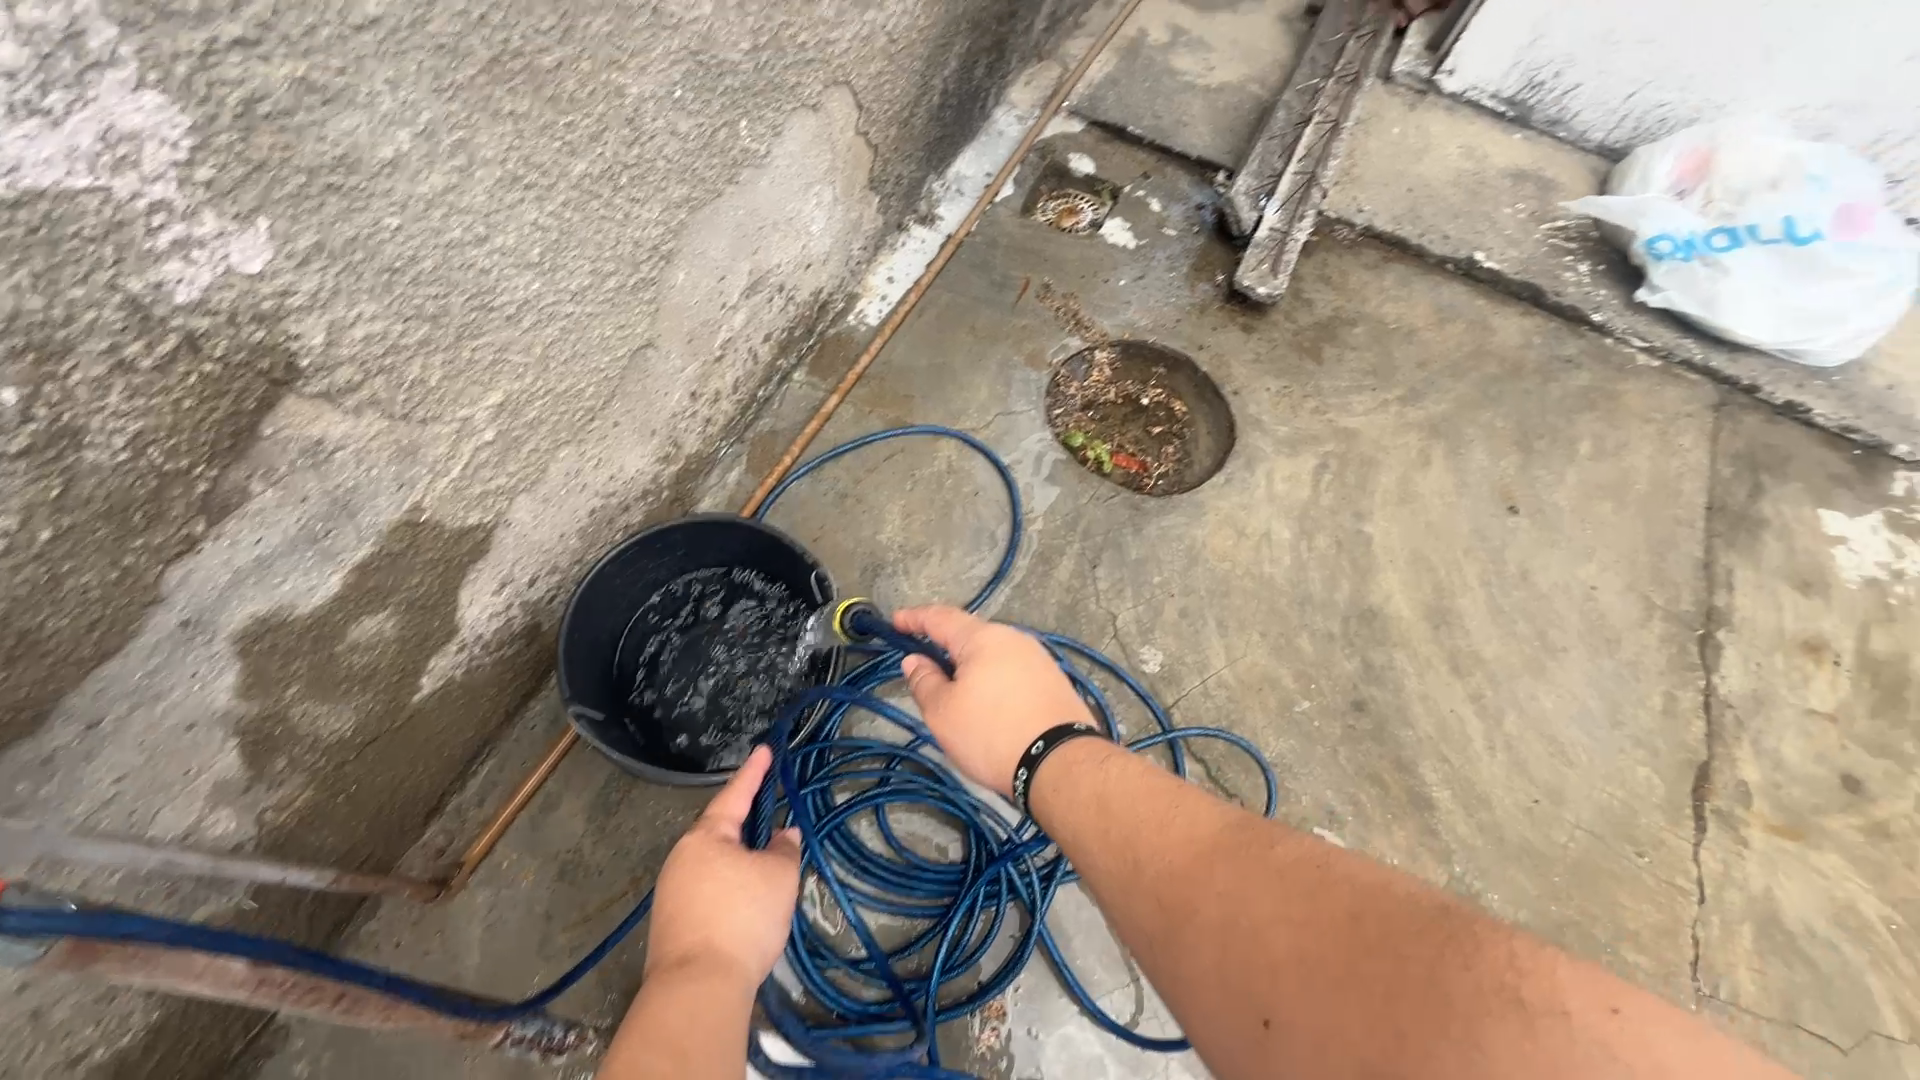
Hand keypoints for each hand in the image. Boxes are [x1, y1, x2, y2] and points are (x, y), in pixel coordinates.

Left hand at [645, 745, 802, 987]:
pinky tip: (747, 906)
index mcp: (706, 837)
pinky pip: (708, 892)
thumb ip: (785, 849)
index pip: (735, 794)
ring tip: (767, 871)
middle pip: (721, 833)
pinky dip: (730, 889)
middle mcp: (682, 858)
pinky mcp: (672, 924)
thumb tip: (783, 834)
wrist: (698, 988)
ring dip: (740, 863)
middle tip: (772, 819)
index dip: (754, 772)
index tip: (765, 750)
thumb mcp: (778, 877)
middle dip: (748, 827)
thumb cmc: (742, 917)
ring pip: (715, 865)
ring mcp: (672, 892)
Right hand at [894, 606, 1094, 795]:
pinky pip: (1012, 670)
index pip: (940, 617)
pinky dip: (993, 679)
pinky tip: (988, 701)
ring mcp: (1039, 658)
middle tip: (925, 666)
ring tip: (956, 691)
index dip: (914, 618)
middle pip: (970, 635)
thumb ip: (924, 681)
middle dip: (945, 646)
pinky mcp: (1054, 681)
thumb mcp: (943, 712)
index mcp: (983, 638)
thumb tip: (914, 659)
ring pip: (993, 654)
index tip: (895, 622)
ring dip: (971, 666)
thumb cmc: (992, 734)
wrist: (1060, 763)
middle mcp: (1014, 638)